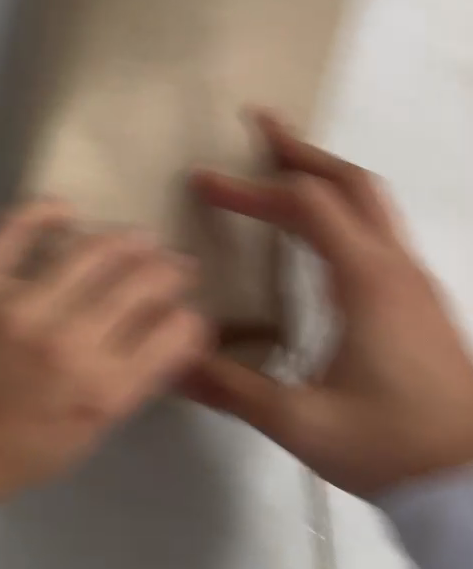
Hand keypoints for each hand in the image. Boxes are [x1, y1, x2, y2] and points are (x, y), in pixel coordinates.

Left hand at [0, 200, 209, 515]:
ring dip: (123, 239)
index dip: (188, 318)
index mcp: (105, 390)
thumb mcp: (77, 440)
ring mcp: (17, 306)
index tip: (178, 312)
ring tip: (132, 238)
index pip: (180, 331)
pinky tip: (62, 210)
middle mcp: (70, 341)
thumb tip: (148, 342)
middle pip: (143, 282)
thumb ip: (118, 389)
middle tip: (169, 263)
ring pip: (90, 250)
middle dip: (168, 270)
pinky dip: (41, 212)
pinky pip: (11, 232)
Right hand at [181, 112, 472, 497]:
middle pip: (355, 188)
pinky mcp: (411, 305)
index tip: (198, 181)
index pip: (307, 209)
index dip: (251, 188)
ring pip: (370, 207)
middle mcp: (396, 273)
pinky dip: (332, 208)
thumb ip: (222, 383)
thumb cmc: (391, 444)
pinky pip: (370, 233)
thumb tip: (158, 357)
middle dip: (303, 152)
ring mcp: (411, 288)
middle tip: (256, 124)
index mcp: (367, 285)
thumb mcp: (294, 419)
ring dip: (320, 176)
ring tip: (271, 164)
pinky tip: (300, 226)